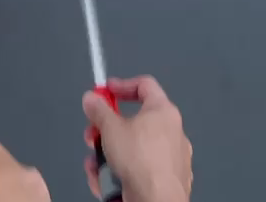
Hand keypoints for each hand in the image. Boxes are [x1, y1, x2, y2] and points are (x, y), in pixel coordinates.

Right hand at [82, 76, 192, 201]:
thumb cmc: (141, 162)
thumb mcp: (108, 126)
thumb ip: (97, 108)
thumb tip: (92, 100)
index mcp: (164, 112)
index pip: (144, 85)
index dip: (121, 85)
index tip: (105, 92)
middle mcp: (173, 133)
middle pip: (134, 120)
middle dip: (108, 128)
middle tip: (94, 132)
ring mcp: (173, 160)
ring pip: (134, 147)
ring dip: (110, 152)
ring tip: (96, 163)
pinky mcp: (169, 182)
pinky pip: (140, 168)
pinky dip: (122, 170)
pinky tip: (106, 180)